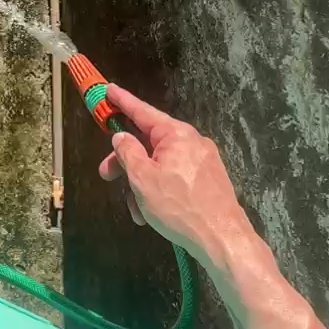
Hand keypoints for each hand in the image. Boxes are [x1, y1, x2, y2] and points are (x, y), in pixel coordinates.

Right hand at [98, 85, 263, 264]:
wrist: (223, 240)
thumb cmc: (178, 205)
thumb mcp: (142, 178)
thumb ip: (127, 152)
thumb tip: (121, 136)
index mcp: (175, 134)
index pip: (143, 112)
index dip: (123, 101)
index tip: (109, 89)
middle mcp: (191, 141)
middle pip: (149, 144)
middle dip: (126, 162)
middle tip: (106, 175)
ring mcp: (202, 161)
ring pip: (161, 165)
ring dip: (142, 184)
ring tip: (136, 211)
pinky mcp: (209, 180)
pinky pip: (175, 177)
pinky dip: (160, 190)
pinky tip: (152, 214)